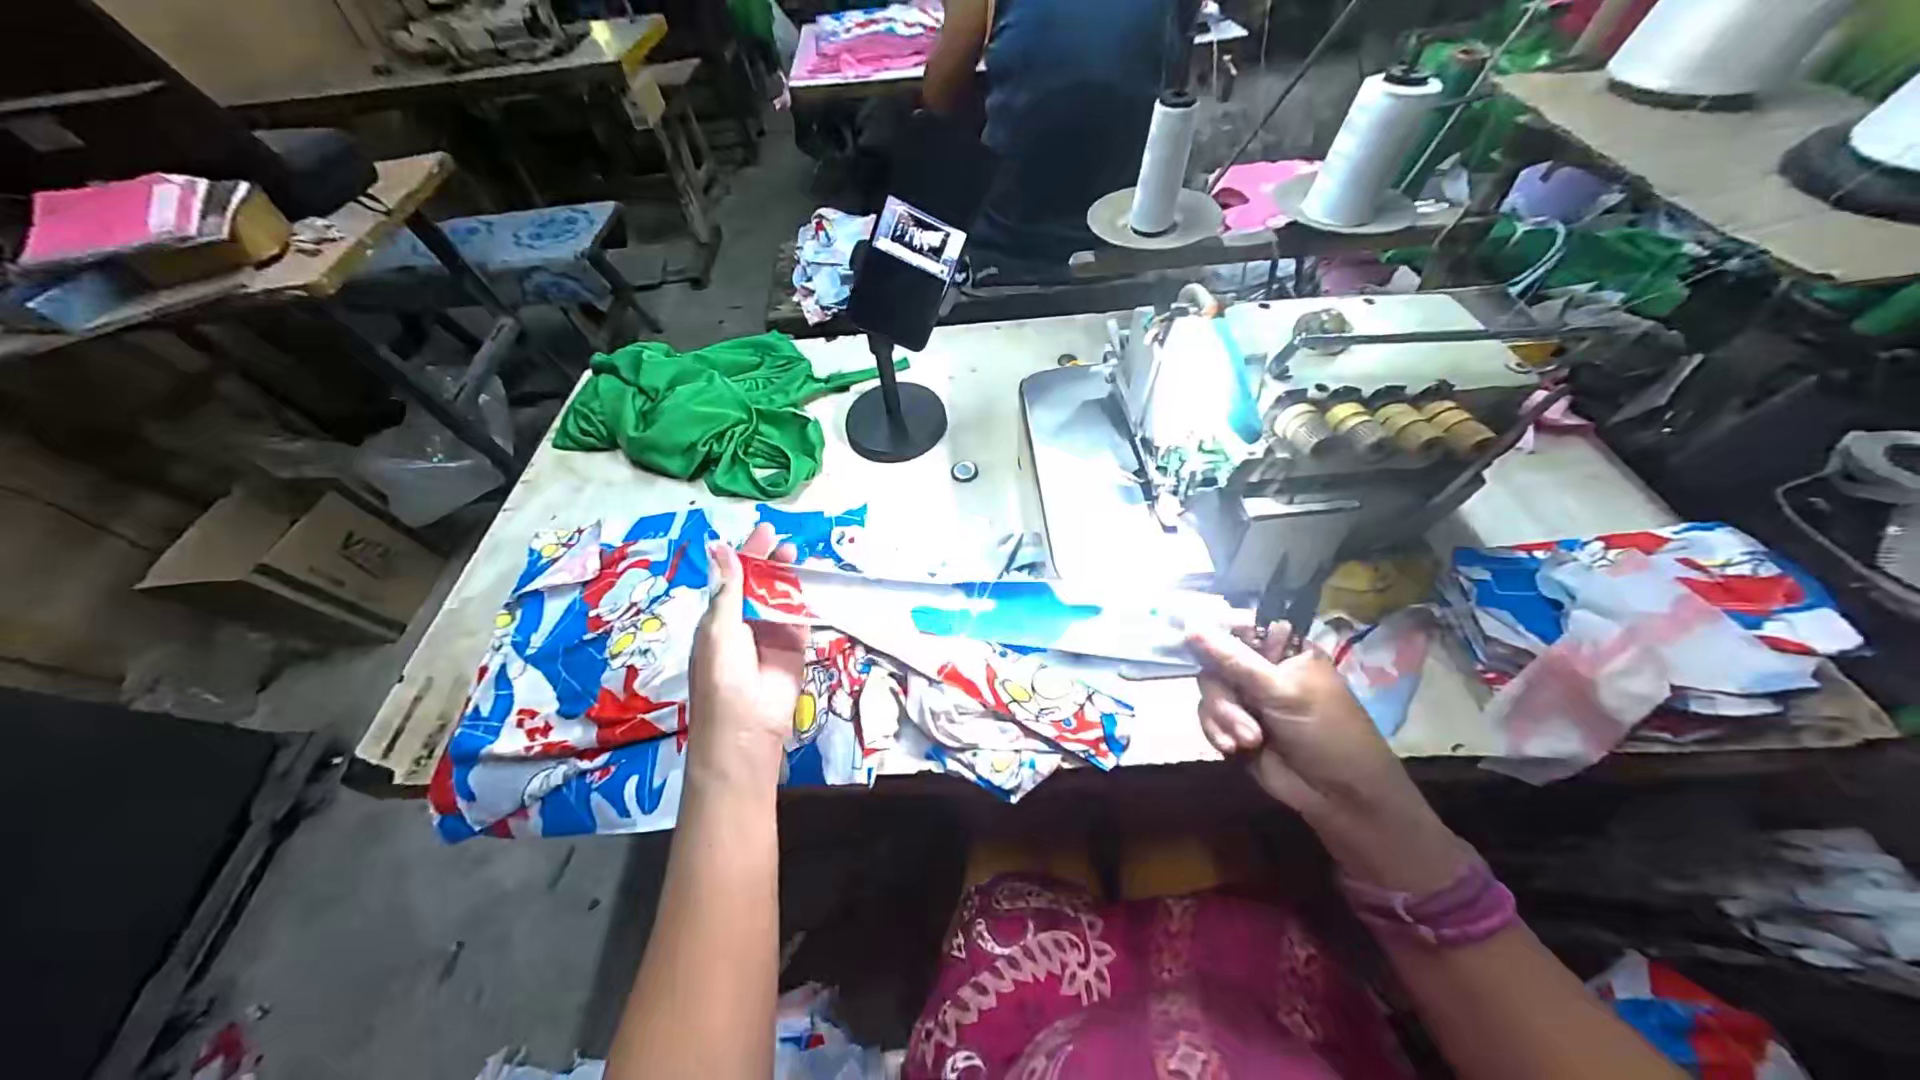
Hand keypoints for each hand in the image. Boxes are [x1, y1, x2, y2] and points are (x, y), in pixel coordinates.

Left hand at [688, 523, 806, 788]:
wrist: (747, 724)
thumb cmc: (722, 674)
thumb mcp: (719, 626)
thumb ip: (729, 588)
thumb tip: (721, 547)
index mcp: (720, 617)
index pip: (735, 578)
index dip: (748, 554)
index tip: (764, 531)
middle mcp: (746, 622)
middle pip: (761, 584)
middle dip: (771, 563)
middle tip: (785, 546)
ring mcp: (772, 634)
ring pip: (783, 598)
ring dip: (789, 579)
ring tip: (797, 558)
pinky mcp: (795, 646)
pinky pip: (802, 618)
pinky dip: (807, 601)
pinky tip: (811, 583)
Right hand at [1189, 626, 1473, 893]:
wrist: (1340, 797)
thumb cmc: (1326, 733)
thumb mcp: (1281, 691)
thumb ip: (1233, 660)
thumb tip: (1190, 627)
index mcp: (1283, 649)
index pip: (1239, 624)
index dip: (1216, 632)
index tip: (1198, 643)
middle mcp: (1261, 668)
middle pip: (1214, 658)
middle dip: (1223, 692)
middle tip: (1243, 714)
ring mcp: (1246, 697)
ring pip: (1209, 689)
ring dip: (1223, 716)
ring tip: (1248, 741)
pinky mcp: (1233, 725)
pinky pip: (1207, 715)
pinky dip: (1216, 731)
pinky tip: (1234, 748)